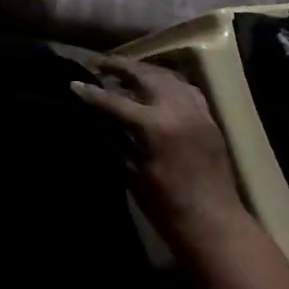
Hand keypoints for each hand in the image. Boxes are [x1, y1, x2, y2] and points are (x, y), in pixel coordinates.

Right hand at [72, 56, 247, 246]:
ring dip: (142, 70)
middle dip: (118, 67)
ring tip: (123, 72)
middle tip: (97, 64)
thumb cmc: (167, 207)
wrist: (214, 224)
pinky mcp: (208, 117)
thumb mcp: (131, 174)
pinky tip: (155, 86)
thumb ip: (114, 141)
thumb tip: (94, 120)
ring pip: (166, 76)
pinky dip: (166, 81)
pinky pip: (184, 88)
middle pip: (143, 75)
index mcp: (155, 127)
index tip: (73, 83)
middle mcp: (177, 109)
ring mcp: (196, 110)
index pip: (115, 101)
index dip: (92, 93)